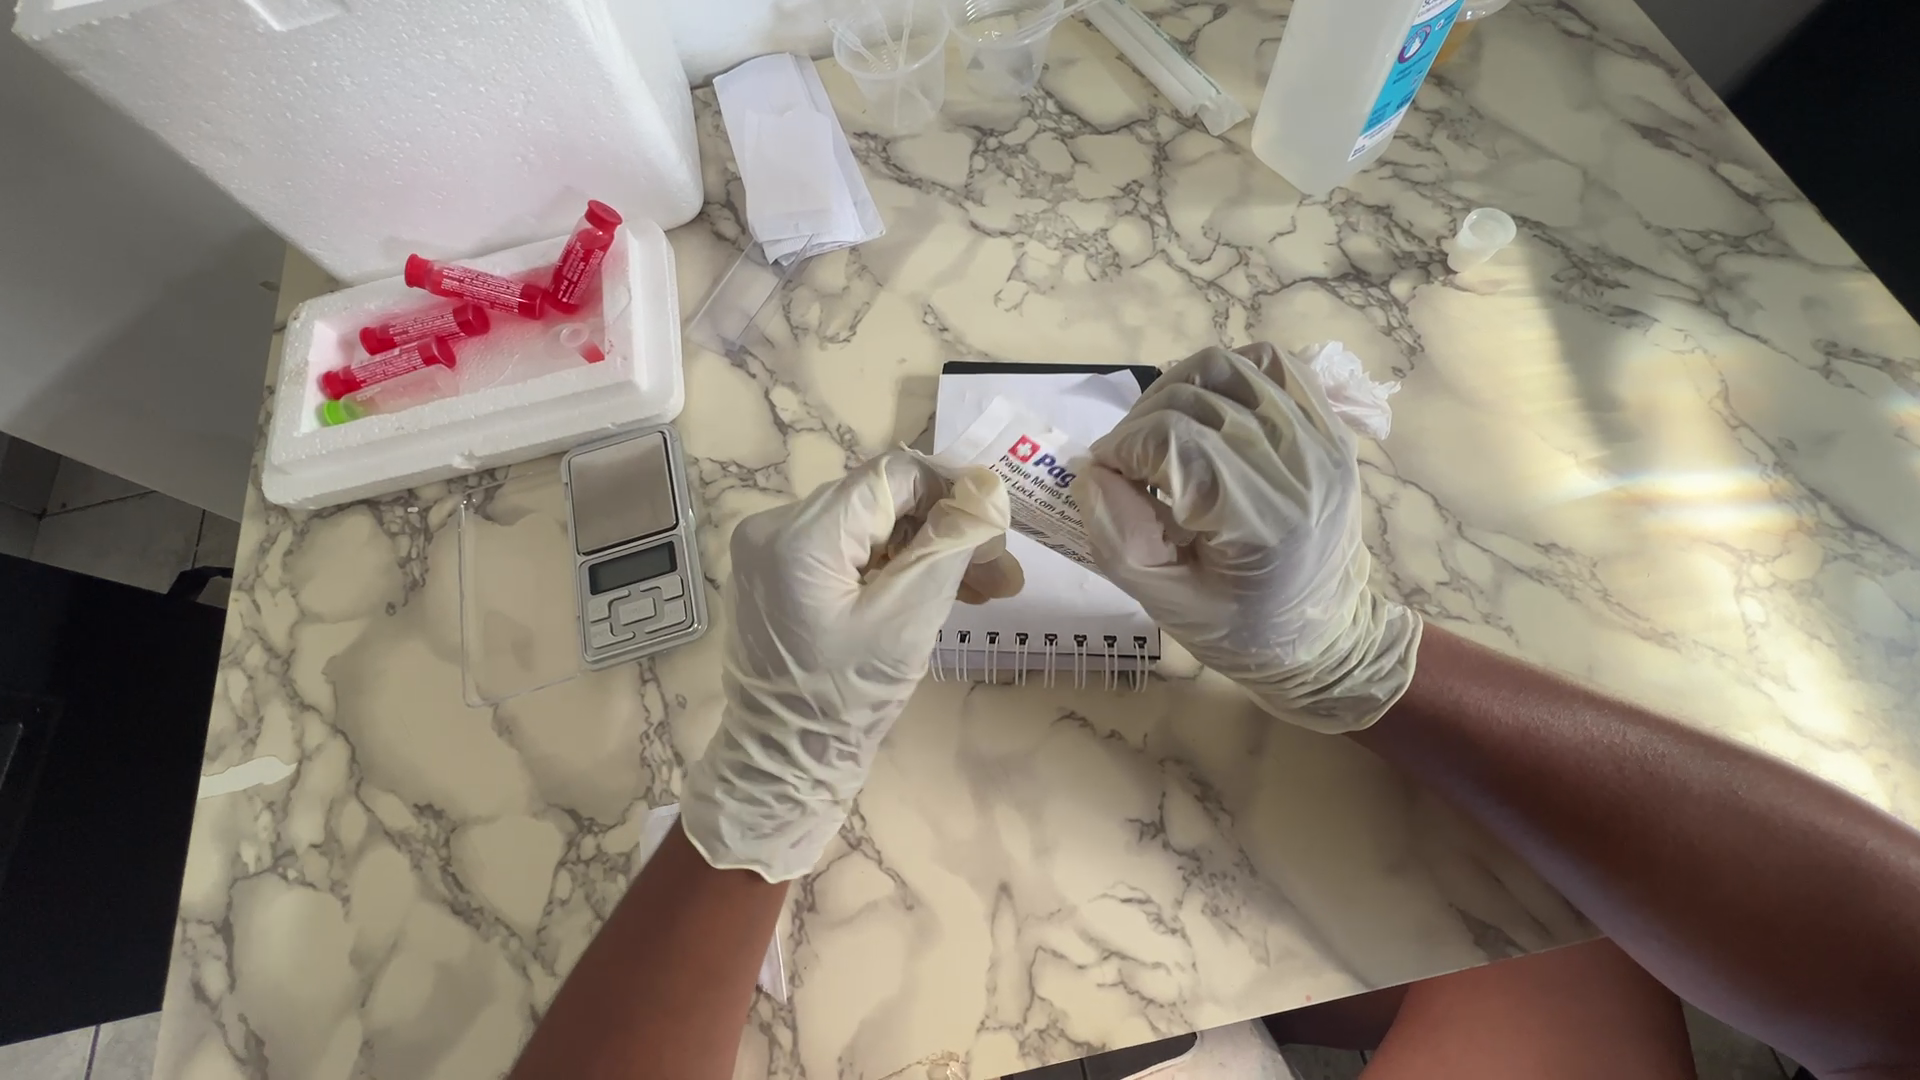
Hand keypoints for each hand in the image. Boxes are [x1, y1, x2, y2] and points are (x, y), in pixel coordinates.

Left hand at [681, 451, 1021, 881]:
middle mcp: (777, 525)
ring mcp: (776, 548)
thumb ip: (949, 546)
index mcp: (800, 535)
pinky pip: (854, 549)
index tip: (999, 530)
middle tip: (1001, 570)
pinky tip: (942, 589)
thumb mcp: (908, 620)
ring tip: (987, 588)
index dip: (955, 491)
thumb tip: (988, 491)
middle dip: (948, 529)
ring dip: (930, 550)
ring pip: (874, 524)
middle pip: (884, 499)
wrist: (784, 765)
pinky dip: (898, 565)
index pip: (894, 476)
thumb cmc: (845, 702)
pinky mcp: (784, 570)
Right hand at [1073, 343, 1420, 732]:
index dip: (1121, 448)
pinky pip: (1271, 364)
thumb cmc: (1241, 632)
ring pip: (1226, 367)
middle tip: (1126, 465)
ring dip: (1175, 390)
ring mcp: (1320, 439)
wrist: (1326, 638)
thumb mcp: (1164, 603)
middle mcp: (1298, 464)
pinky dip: (1225, 376)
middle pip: (1191, 397)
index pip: (1171, 439)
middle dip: (1138, 424)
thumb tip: (1091, 472)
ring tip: (1160, 432)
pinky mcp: (1327, 428)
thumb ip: (1118, 537)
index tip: (1104, 477)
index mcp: (1260, 518)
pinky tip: (1206, 411)